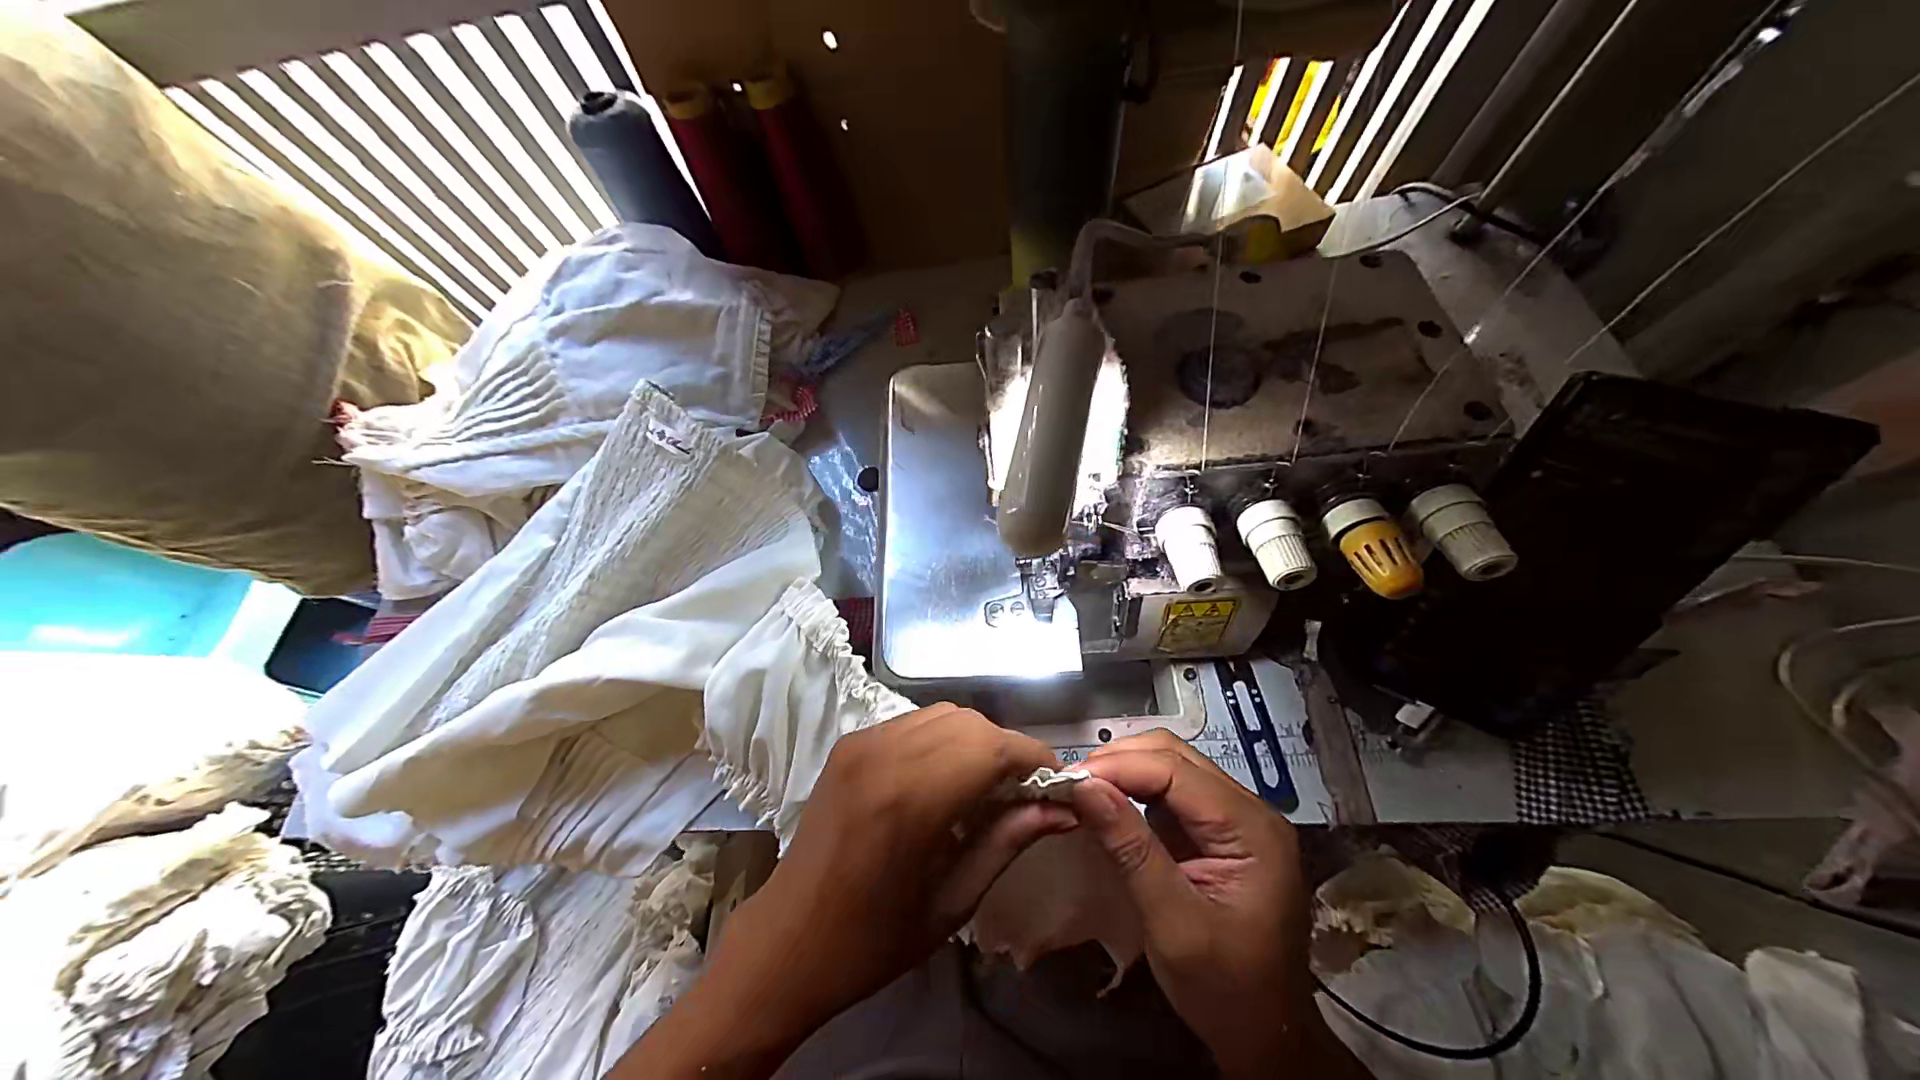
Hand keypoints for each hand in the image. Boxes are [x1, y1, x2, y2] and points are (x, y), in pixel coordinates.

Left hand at [618, 704, 1072, 1078]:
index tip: (1058, 785)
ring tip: (986, 788)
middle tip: (1024, 794)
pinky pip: (913, 723)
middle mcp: (884, 754)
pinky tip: (945, 780)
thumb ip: (1008, 843)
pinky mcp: (848, 744)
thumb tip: (1062, 809)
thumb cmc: (871, 939)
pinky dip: (943, 739)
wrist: (786, 941)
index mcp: (910, 798)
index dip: (1034, 758)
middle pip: (971, 722)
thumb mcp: (952, 902)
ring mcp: (861, 743)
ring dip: (976, 741)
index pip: (993, 746)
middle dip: (1007, 750)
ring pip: (943, 715)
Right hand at [1071, 730, 1367, 1079]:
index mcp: (1251, 830)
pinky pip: (1171, 790)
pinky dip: (1133, 789)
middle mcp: (1248, 810)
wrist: (1266, 1036)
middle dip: (1118, 761)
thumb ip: (1131, 850)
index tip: (1066, 779)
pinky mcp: (1216, 831)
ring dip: (1124, 770)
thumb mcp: (1173, 924)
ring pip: (1171, 765)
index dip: (1118, 767)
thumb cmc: (1226, 989)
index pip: (1175, 770)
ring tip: (1081, 789)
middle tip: (1069, 783)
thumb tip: (1084, 787)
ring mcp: (1234, 818)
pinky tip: (1106, 802)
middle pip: (1175, 756)